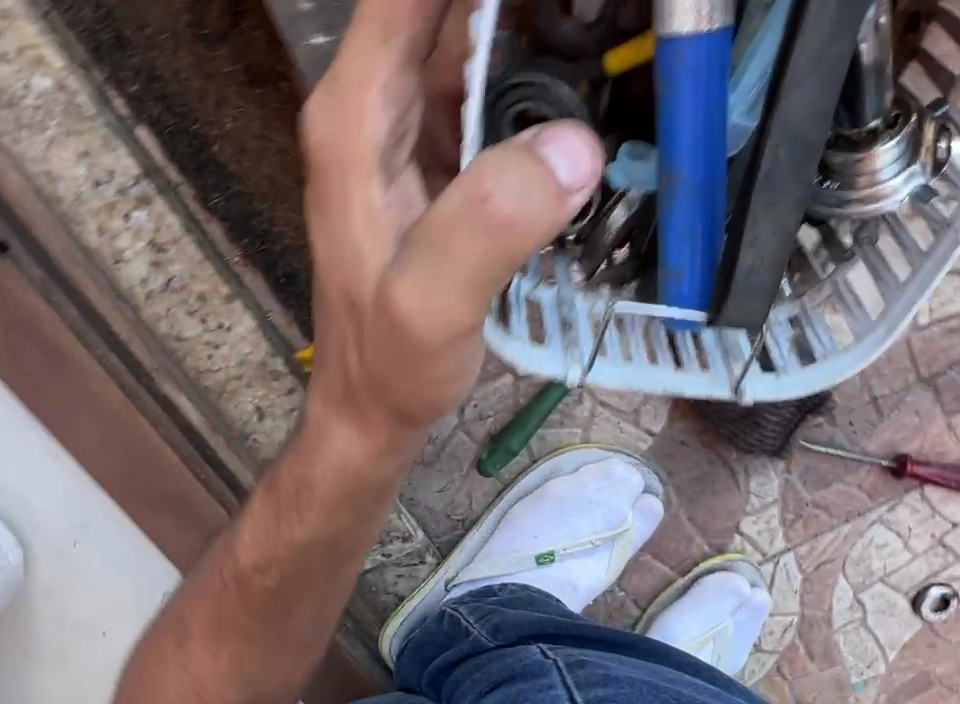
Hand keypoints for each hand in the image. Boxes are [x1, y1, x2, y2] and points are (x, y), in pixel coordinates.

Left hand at [300, 0, 602, 453]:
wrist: (375, 407)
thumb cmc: (391, 363)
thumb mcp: (431, 303)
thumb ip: (490, 222)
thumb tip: (574, 146)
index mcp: (358, 115)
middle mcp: (376, 106)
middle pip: (443, 4)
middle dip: (517, 5)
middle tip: (598, 15)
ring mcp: (409, 133)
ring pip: (470, 35)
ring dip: (531, 23)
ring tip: (602, 31)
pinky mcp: (442, 163)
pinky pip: (489, 89)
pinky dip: (534, 70)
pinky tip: (581, 75)